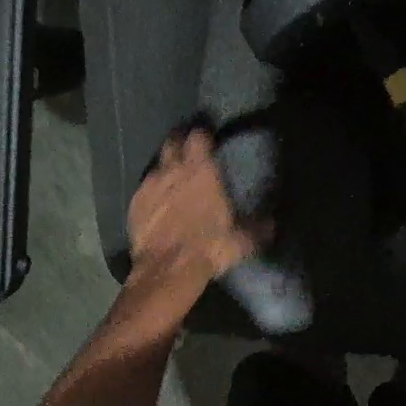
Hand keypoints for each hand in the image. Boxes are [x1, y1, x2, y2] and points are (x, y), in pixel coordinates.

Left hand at [125, 130, 261, 302]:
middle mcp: (173, 169)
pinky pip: (144, 189)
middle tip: (189, 154)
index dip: (203, 136)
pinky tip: (157, 206)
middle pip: (173, 141)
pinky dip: (151, 193)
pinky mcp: (133, 203)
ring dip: (165, 169)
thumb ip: (259, 225)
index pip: (199, 135)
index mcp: (201, 170)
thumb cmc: (210, 247)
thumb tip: (271, 220)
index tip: (209, 141)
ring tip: (173, 182)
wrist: (168, 269)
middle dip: (180, 143)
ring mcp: (149, 185)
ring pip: (157, 165)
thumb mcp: (244, 239)